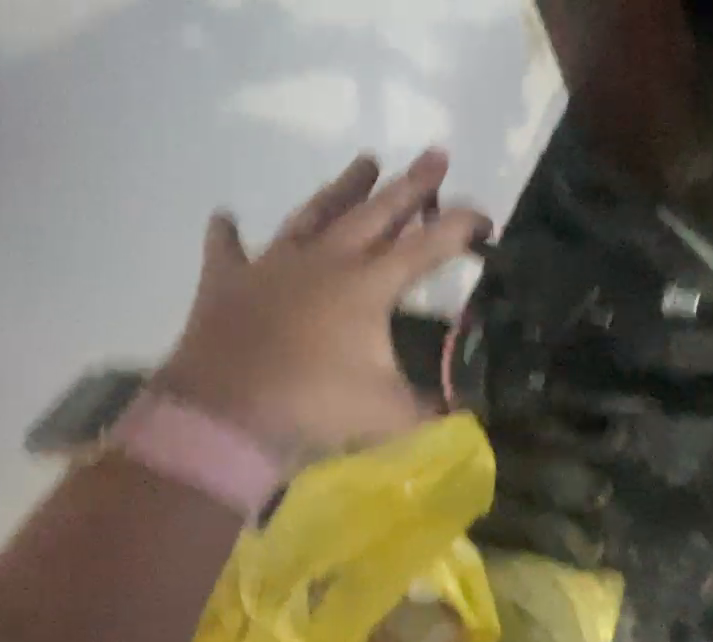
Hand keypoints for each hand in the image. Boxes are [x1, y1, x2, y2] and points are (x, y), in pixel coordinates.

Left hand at [153, 149, 490, 461]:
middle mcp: (324, 262)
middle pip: (375, 214)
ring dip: (342, 189)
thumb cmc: (318, 408)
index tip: (486, 218)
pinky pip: (228, 250)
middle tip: (435, 155)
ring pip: (314, 215)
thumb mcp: (394, 414)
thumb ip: (434, 409)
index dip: (459, 231)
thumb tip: (466, 413)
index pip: (425, 249)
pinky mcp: (227, 283)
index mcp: (367, 288)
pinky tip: (227, 216)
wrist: (227, 415)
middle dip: (411, 185)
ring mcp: (272, 267)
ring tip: (365, 161)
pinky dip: (229, 234)